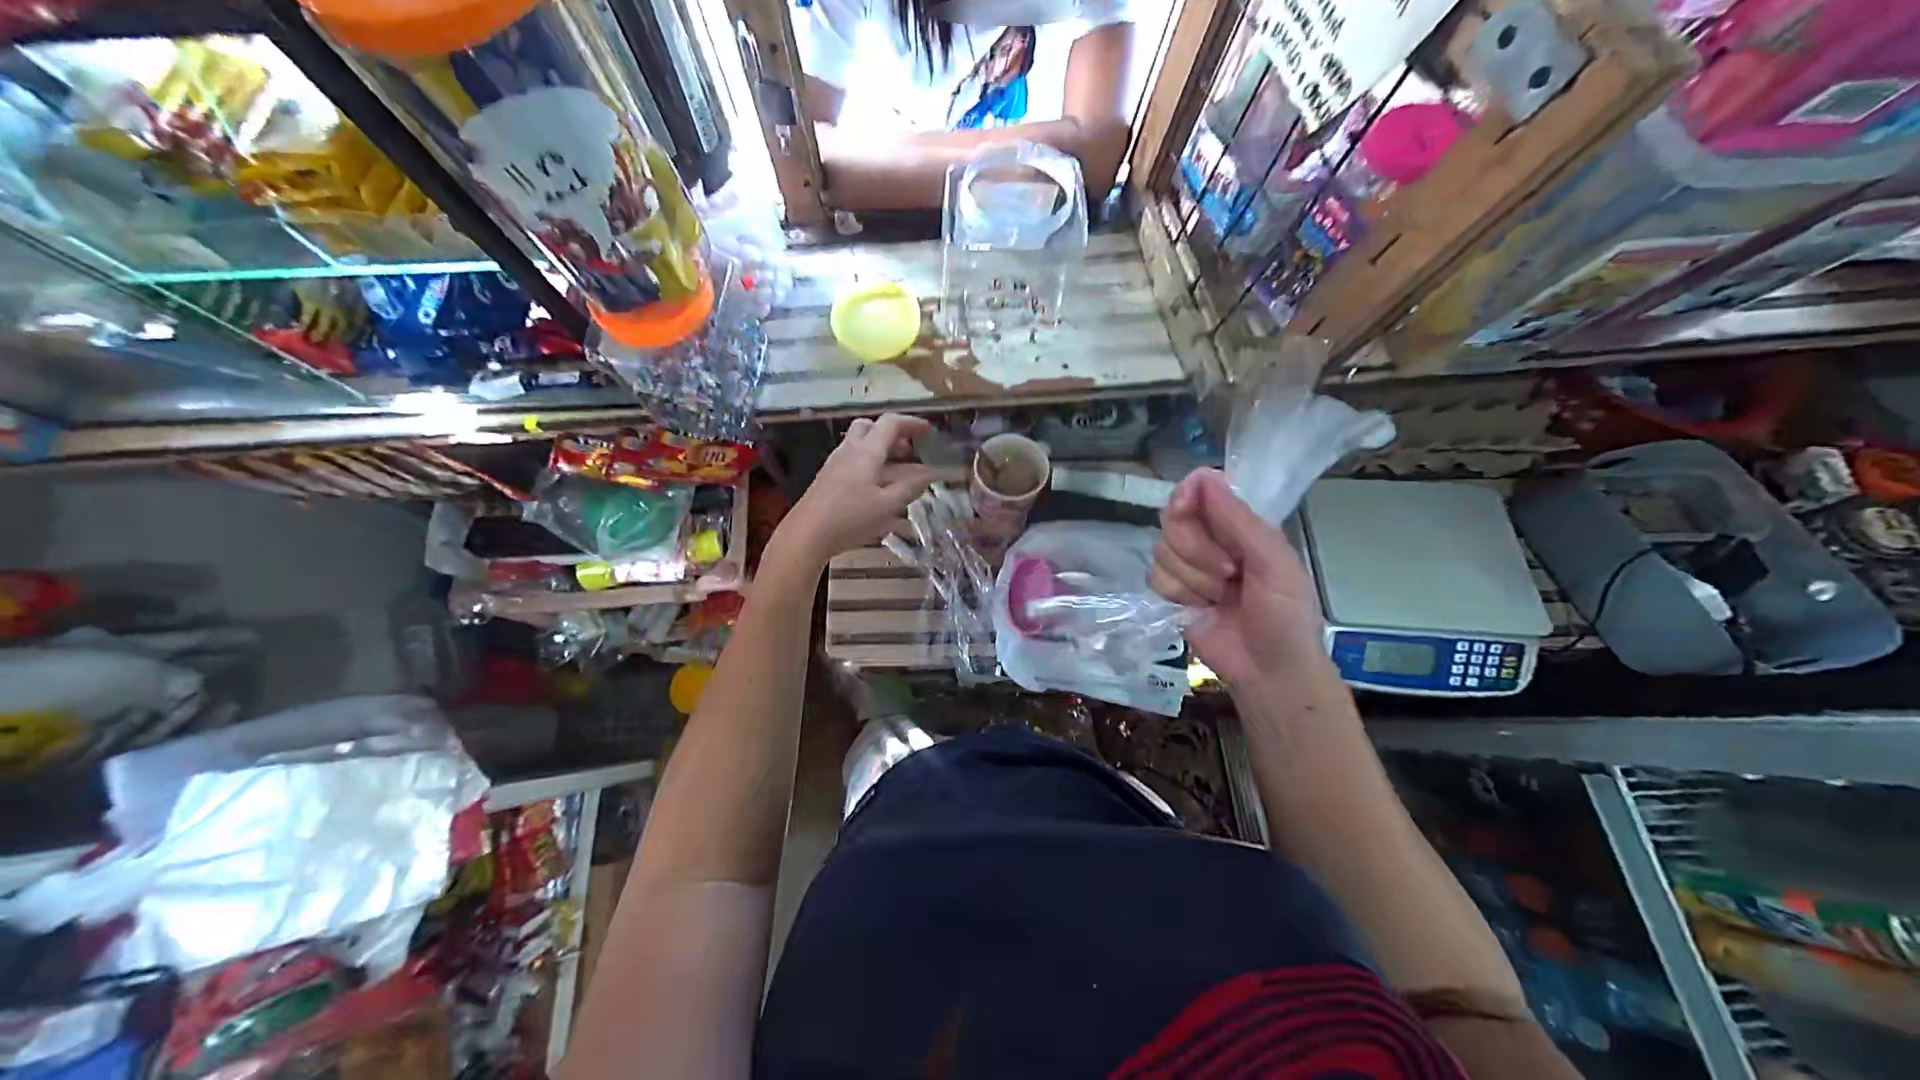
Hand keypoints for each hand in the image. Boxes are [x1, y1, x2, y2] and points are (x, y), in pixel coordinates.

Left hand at [774, 414, 937, 567]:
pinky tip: (878, 487)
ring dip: (881, 449)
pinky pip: (852, 460)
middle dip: (892, 433)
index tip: (929, 432)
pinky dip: (870, 464)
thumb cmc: (850, 519)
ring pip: (859, 444)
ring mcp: (834, 464)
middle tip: (910, 450)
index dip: (911, 423)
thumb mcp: (887, 506)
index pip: (890, 423)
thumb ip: (910, 487)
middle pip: (870, 426)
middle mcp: (848, 451)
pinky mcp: (827, 479)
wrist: (806, 535)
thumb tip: (930, 472)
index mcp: (866, 451)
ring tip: (899, 471)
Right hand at [1150, 468, 1324, 688]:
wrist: (1269, 672)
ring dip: (1195, 578)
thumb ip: (1238, 520)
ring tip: (1222, 598)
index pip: (1199, 490)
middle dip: (1198, 550)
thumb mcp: (1274, 563)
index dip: (1186, 497)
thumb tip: (1203, 475)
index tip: (1185, 509)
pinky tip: (1202, 608)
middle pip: (1173, 520)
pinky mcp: (1171, 594)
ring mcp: (1189, 567)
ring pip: (1162, 550)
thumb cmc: (1285, 616)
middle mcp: (1211, 540)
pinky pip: (1155, 578)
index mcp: (1240, 525)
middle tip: (1230, 573)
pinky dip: (1179, 595)